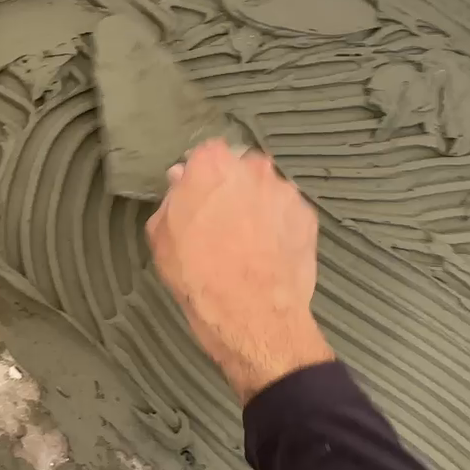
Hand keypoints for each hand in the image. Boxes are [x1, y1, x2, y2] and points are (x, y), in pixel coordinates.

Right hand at [146, 139, 335, 403]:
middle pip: (239, 169)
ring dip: (256, 207)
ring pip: (265, 191)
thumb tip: (180, 183)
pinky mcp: (308, 217)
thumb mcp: (161, 237)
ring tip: (246, 242)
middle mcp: (253, 168)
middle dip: (230, 188)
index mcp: (211, 164)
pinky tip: (266, 254)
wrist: (252, 315)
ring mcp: (285, 191)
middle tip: (219, 221)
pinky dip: (278, 226)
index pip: (204, 153)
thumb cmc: (196, 274)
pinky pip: (286, 214)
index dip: (199, 176)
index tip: (194, 198)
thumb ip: (171, 201)